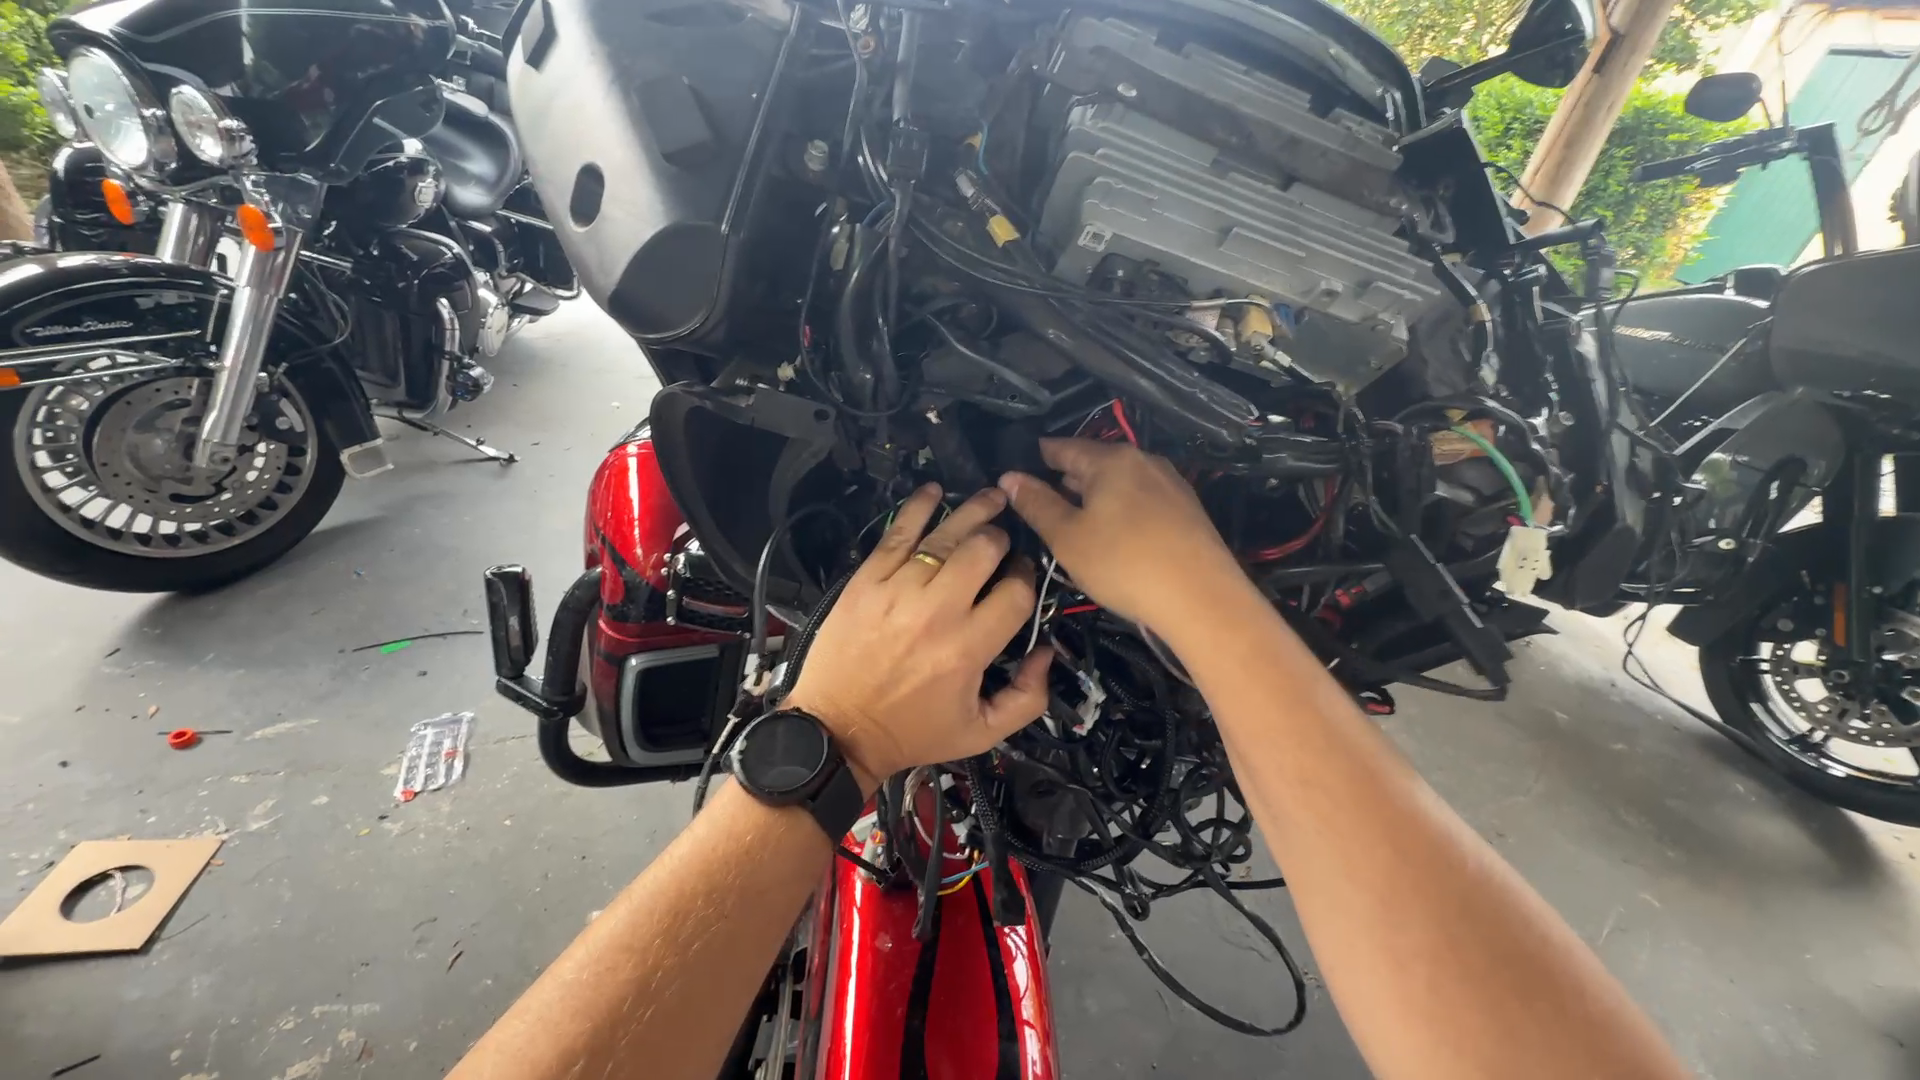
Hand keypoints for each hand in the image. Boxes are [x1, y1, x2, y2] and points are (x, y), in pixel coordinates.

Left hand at [784, 484, 1051, 789]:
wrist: (838, 730)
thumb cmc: (913, 731)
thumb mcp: (982, 733)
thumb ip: (1028, 698)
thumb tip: (1046, 652)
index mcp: (969, 648)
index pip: (1016, 592)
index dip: (1028, 577)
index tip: (1023, 575)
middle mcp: (937, 611)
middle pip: (984, 550)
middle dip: (1002, 540)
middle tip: (1002, 543)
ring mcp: (898, 589)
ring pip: (945, 534)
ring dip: (974, 511)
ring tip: (992, 498)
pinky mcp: (866, 579)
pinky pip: (897, 532)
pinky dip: (918, 506)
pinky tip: (934, 491)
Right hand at [998, 438, 1245, 632]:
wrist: (1202, 600)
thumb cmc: (1124, 564)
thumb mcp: (1067, 537)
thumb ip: (1036, 504)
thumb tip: (1009, 477)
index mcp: (1112, 460)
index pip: (1063, 447)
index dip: (1037, 458)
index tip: (1017, 470)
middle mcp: (1144, 461)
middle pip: (1095, 463)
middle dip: (1066, 479)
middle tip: (1039, 500)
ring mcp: (1171, 485)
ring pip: (1120, 483)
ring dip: (1095, 497)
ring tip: (1072, 520)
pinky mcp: (1188, 511)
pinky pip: (1141, 500)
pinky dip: (1120, 510)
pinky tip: (1113, 535)